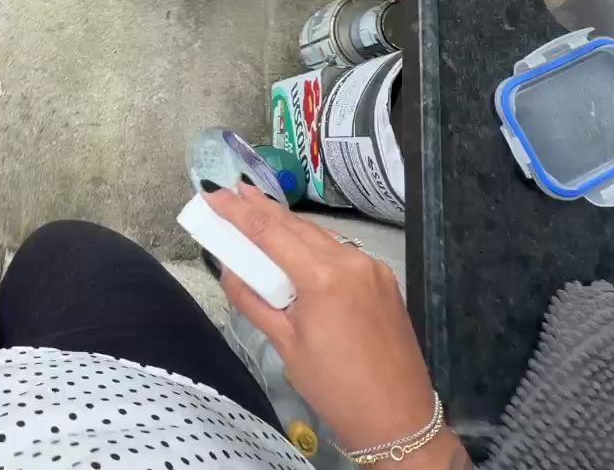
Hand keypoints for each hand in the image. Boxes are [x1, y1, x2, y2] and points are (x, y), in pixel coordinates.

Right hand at [202, 184, 463, 465]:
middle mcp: (349, 260)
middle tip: (232, 190)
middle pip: (294, 224)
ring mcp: (371, 266)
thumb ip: (251, 300)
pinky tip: (296, 242)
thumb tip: (228, 269)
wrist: (400, 423)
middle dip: (260, 206)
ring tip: (257, 208)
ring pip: (318, 234)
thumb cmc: (336, 390)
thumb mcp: (285, 344)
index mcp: (322, 277)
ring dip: (286, 222)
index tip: (213, 193)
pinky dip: (312, 242)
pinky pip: (339, 249)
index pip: (268, 231)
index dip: (237, 210)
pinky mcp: (383, 277)